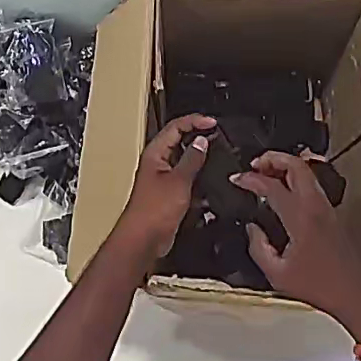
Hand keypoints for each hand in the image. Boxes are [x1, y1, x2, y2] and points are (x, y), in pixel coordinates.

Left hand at [110, 114, 216, 262]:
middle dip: (197, 136)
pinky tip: (209, 183)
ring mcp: (163, 178)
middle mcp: (157, 163)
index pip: (175, 127)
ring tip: (216, 156)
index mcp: (155, 153)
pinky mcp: (169, 193)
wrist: (144, 239)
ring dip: (198, 158)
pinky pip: (186, 179)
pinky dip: (197, 178)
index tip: (211, 122)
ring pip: (183, 160)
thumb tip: (201, 142)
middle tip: (215, 134)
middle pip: (179, 141)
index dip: (194, 121)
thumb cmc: (152, 211)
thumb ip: (192, 159)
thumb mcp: (178, 181)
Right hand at [235, 151, 360, 338]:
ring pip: (307, 172)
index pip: (271, 185)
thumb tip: (252, 229)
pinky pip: (312, 186)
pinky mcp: (334, 215)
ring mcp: (328, 209)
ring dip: (285, 167)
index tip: (237, 179)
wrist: (359, 299)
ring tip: (267, 174)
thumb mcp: (278, 274)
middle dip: (272, 158)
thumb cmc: (322, 289)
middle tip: (255, 164)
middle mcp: (316, 207)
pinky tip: (284, 192)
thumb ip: (258, 247)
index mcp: (300, 218)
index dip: (250, 178)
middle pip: (296, 164)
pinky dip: (295, 179)